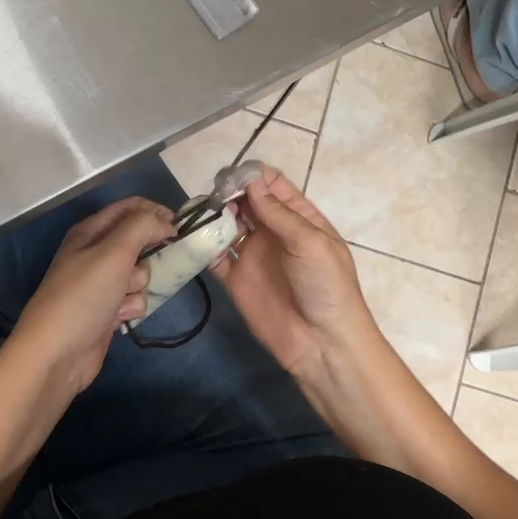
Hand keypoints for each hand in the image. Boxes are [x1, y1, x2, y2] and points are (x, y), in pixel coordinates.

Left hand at [5, 197, 175, 393]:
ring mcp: (102, 284)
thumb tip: (164, 222)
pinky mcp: (108, 310)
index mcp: (90, 231)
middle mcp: (95, 253)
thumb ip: (142, 227)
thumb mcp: (113, 252)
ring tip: (123, 296)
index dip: (155, 212)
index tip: (178, 227)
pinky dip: (131, 307)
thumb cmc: (84, 296)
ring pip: (140, 272)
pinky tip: (119, 317)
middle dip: (148, 254)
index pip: (129, 208)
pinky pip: (134, 299)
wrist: (58, 353)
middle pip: (138, 241)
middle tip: (154, 262)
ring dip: (138, 284)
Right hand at [209, 165, 376, 380]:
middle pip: (246, 202)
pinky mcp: (235, 279)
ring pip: (227, 225)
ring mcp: (253, 256)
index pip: (273, 186)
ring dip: (213, 215)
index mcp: (300, 219)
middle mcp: (274, 233)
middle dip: (229, 193)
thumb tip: (251, 182)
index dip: (253, 176)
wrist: (321, 343)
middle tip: (213, 194)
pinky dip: (201, 245)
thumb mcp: (310, 243)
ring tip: (201, 212)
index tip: (233, 175)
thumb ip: (279, 213)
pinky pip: (214, 257)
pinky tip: (191, 236)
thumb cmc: (326, 287)